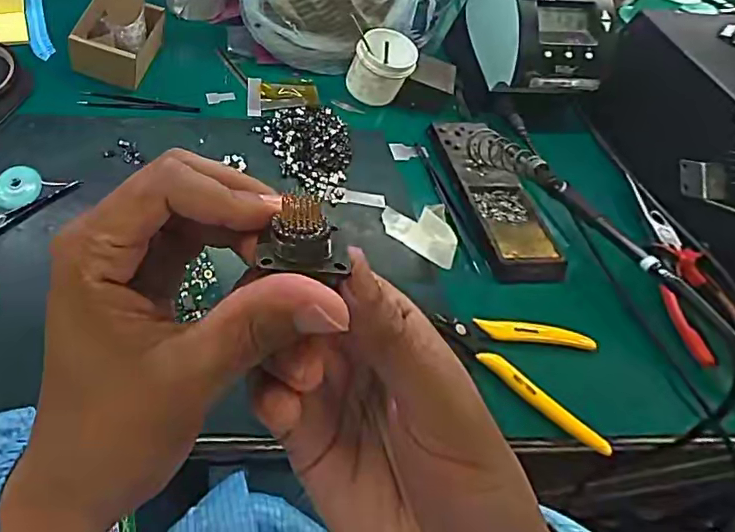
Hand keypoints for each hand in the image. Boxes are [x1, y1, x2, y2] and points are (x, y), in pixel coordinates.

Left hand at [1, 150, 349, 531]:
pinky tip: (258, 257)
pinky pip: (185, 235)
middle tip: (291, 230)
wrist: (76, 480)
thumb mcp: (188, 376)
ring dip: (234, 218)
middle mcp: (101, 233)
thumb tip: (327, 294)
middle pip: (174, 183)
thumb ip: (254, 326)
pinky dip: (224, 240)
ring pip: (184, 205)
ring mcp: (119, 249)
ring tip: (283, 244)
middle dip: (234, 200)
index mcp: (92, 246)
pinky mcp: (138, 269)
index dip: (224, 194)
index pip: (163, 185)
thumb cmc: (115, 431)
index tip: (281, 221)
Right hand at [250, 248, 547, 531]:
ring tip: (303, 379)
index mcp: (379, 322)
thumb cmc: (473, 474)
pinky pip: (262, 393)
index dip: (305, 263)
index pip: (330, 273)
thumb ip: (393, 333)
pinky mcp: (294, 427)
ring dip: (272, 347)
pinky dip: (264, 391)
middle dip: (279, 304)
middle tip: (293, 328)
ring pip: (267, 338)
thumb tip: (352, 260)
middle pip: (287, 299)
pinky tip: (286, 409)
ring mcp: (314, 384)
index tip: (288, 267)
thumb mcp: (441, 398)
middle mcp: (339, 344)